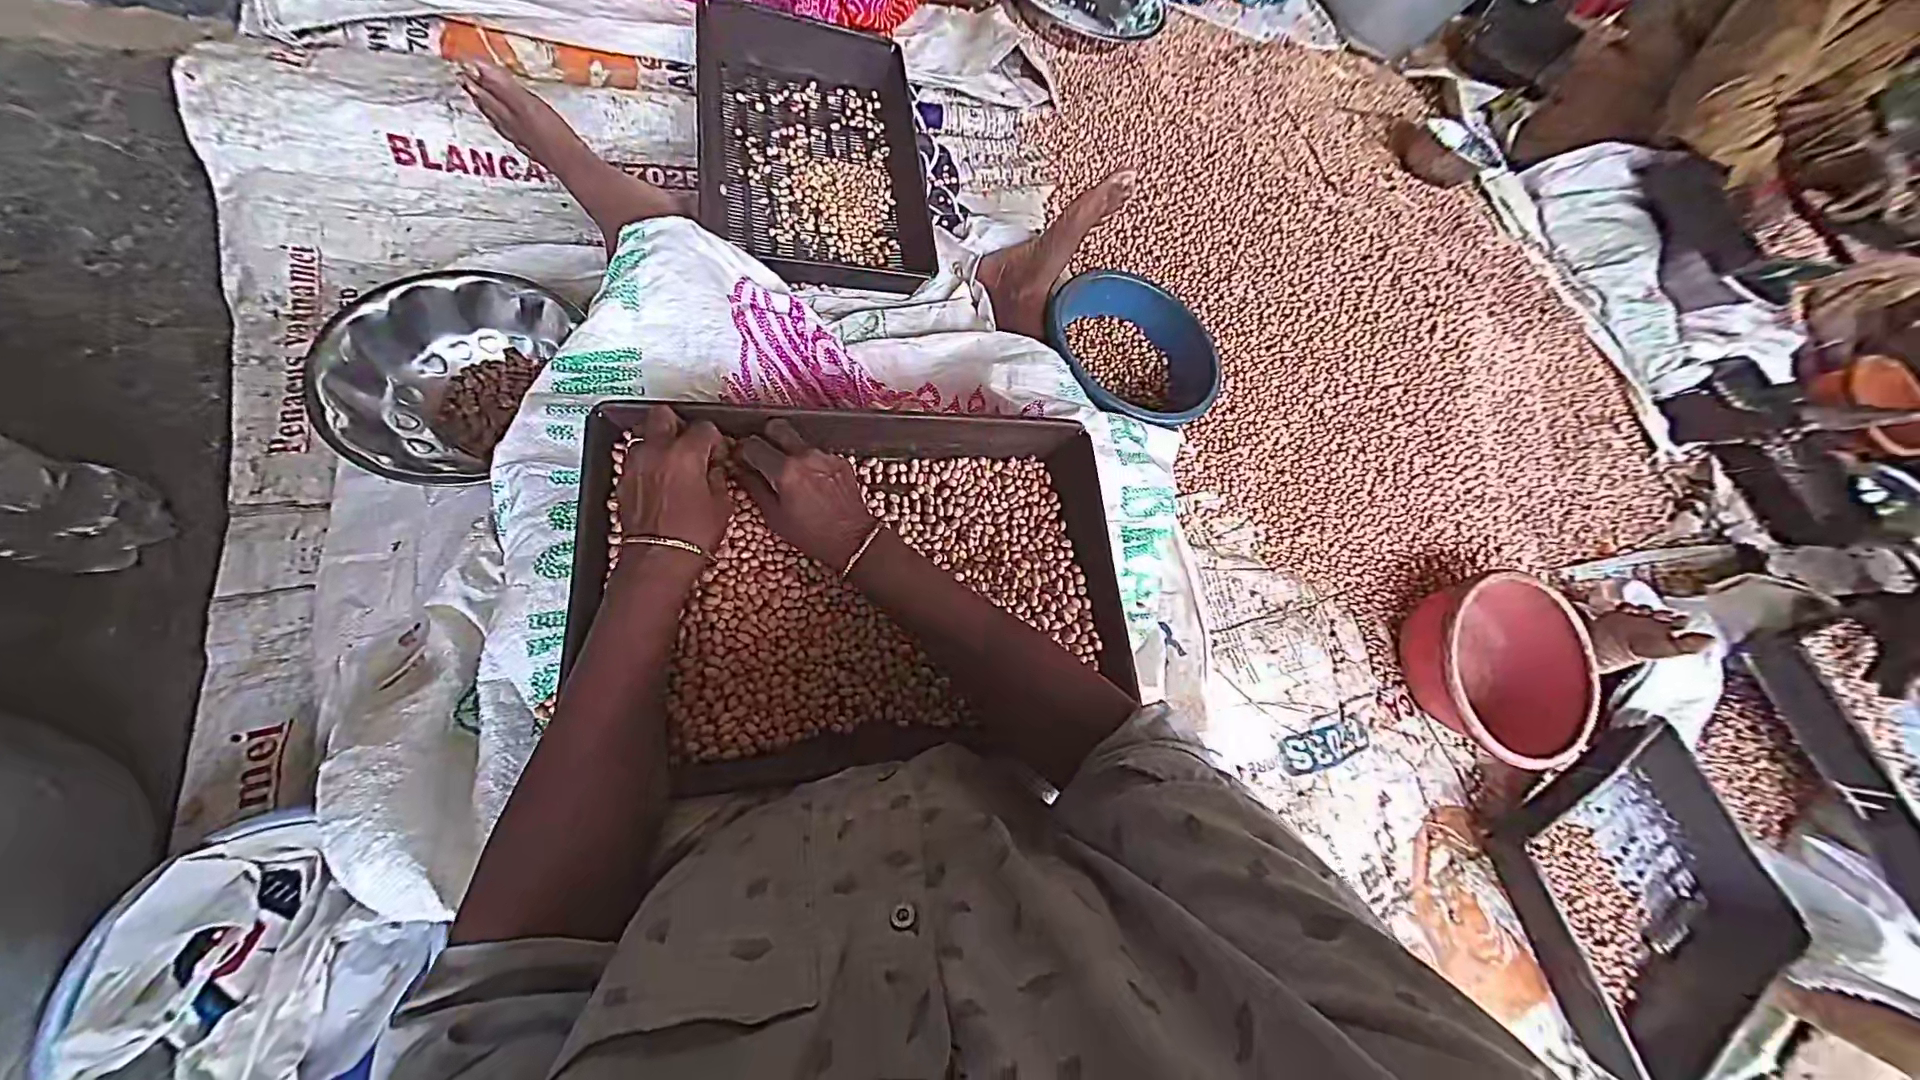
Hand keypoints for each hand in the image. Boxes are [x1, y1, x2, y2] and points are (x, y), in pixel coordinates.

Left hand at [618, 406, 731, 558]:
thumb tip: (716, 467)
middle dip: (679, 425)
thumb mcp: (722, 504)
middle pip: (663, 415)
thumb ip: (719, 476)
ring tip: (674, 462)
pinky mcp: (623, 479)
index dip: (715, 440)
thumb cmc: (693, 534)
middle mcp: (656, 450)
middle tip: (692, 445)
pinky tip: (661, 480)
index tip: (719, 453)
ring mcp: (635, 463)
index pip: (704, 427)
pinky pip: (636, 458)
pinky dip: (649, 462)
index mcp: (685, 453)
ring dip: (660, 442)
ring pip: (645, 434)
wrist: (658, 557)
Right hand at [732, 420, 877, 569]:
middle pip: (776, 426)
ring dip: (788, 450)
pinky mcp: (840, 460)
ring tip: (789, 474)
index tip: (742, 459)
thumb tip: (740, 470)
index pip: (753, 445)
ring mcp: (826, 456)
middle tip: (762, 455)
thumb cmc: (812, 534)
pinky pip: (816, 452)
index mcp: (786, 471)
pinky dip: (808, 461)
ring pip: (798, 440)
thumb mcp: (775, 516)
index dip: (743, 451)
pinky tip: (809, 480)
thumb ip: (754, 487)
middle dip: (765, 437)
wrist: (852, 539)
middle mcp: (807, 456)